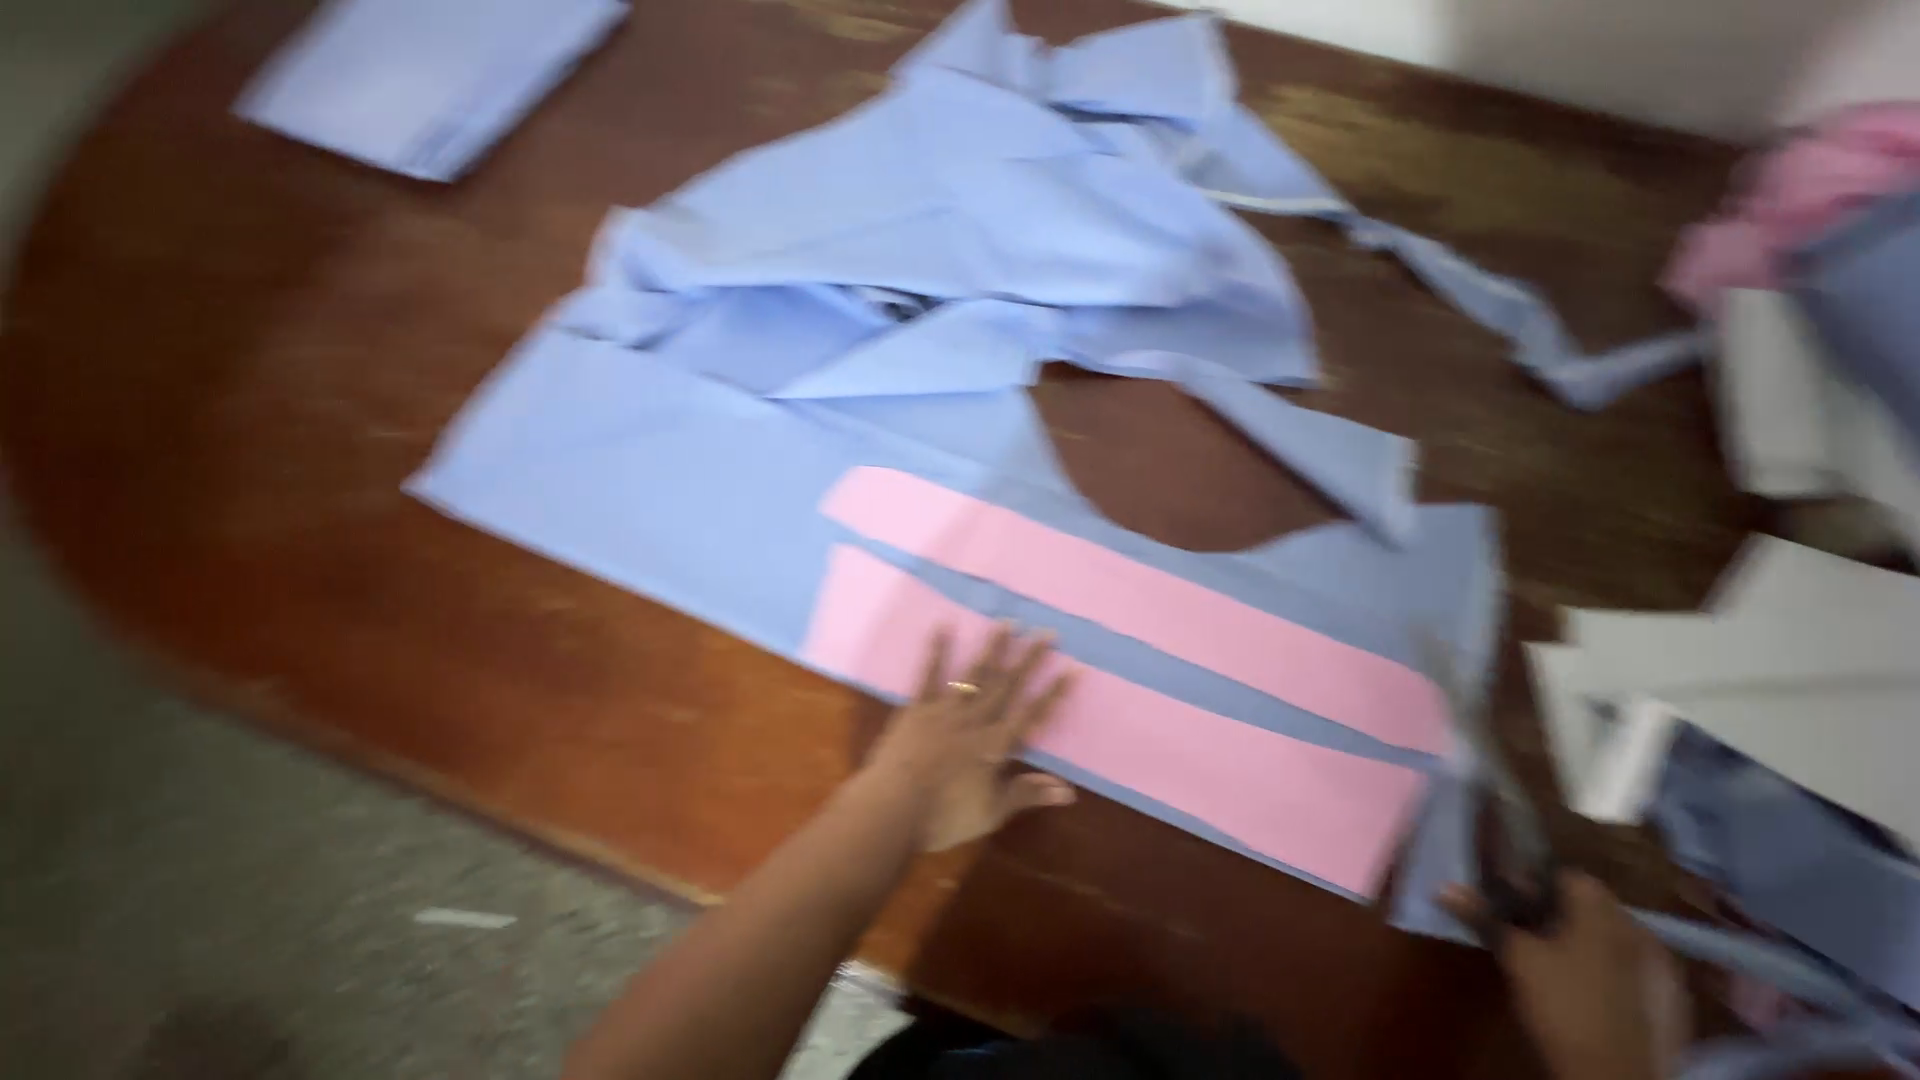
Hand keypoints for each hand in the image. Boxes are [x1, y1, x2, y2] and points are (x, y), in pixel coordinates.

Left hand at [848, 624, 1076, 851]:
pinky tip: (944, 626)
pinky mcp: (916, 708)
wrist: (892, 808)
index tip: (1073, 668)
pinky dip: (936, 650)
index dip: (1054, 693)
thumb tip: (1069, 792)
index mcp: (994, 746)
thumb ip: (1027, 794)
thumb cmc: (943, 816)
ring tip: (1008, 623)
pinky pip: (928, 675)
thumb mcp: (991, 812)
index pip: (1031, 714)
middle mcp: (974, 720)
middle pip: (1007, 685)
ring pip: (974, 674)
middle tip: (1047, 632)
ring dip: (993, 647)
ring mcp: (944, 710)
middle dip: (1029, 658)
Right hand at [1442, 872, 1689, 1079]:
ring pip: (1613, 938)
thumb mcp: (1516, 957)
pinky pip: (1632, 968)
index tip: (1509, 898)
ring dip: (1583, 940)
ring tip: (1552, 961)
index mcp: (1608, 914)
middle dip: (1557, 911)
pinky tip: (1585, 990)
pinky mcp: (1671, 1004)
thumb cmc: (1562, 1004)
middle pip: (1592, 906)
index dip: (1534, 882)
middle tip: (1525, 930)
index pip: (1569, 876)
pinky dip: (1608, 968)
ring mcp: (1664, 970)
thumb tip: (1445, 887)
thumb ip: (1484, 917)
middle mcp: (1642, 932)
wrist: (1615, 1078)